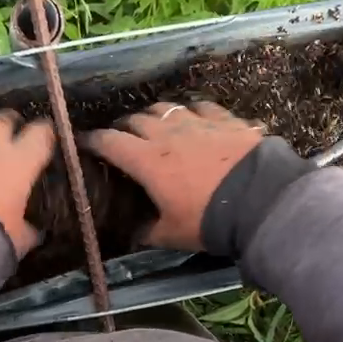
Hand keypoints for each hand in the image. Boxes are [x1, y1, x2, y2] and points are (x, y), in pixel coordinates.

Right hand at [83, 101, 264, 250]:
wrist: (259, 199)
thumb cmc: (206, 219)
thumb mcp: (171, 234)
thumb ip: (147, 231)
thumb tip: (133, 233)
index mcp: (147, 160)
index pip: (110, 142)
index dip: (93, 141)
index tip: (83, 143)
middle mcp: (167, 134)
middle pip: (135, 120)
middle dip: (123, 128)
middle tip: (121, 140)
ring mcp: (197, 122)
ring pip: (165, 108)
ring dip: (153, 116)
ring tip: (153, 126)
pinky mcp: (224, 119)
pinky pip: (200, 107)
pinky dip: (189, 112)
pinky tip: (192, 119)